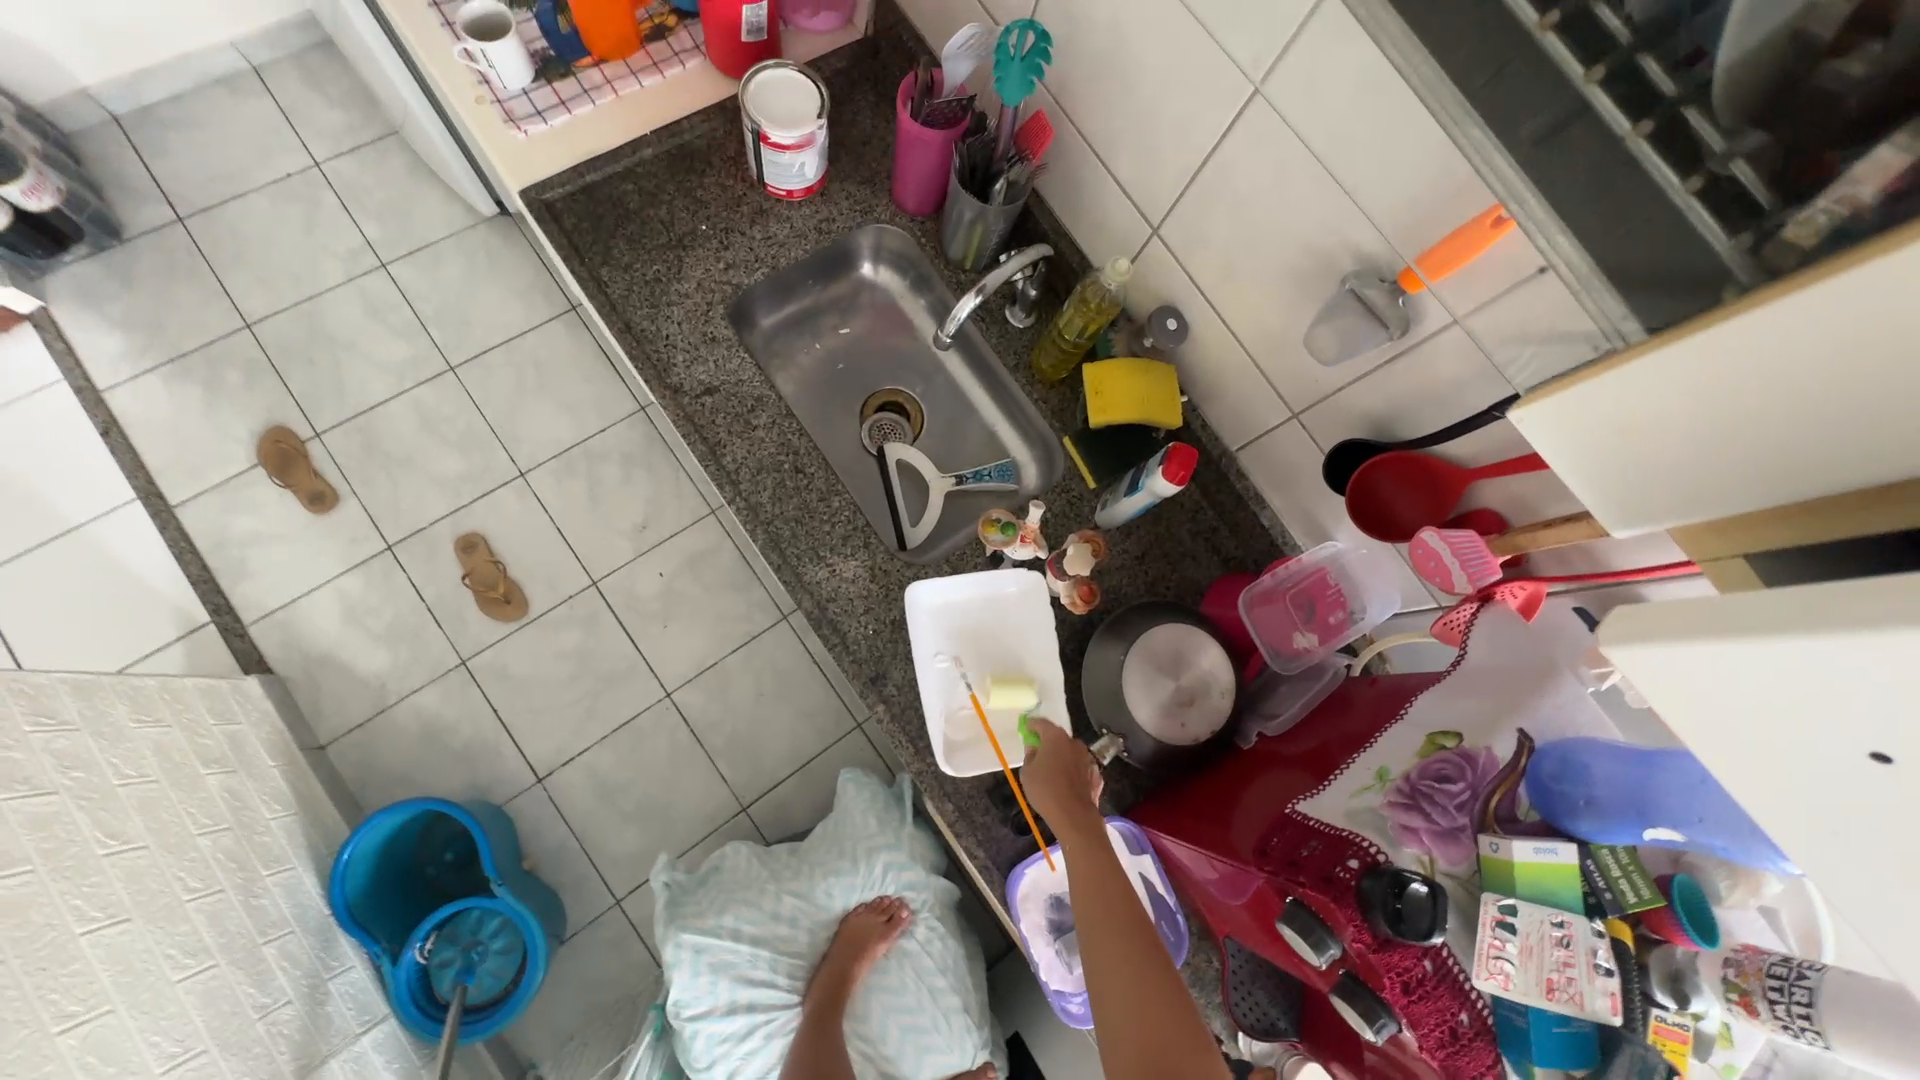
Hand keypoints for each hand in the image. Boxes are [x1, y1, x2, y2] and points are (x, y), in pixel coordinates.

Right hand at [1020, 716, 1102, 838]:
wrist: (1074, 815)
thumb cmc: (1045, 791)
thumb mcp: (1027, 773)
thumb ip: (1030, 756)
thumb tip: (1034, 749)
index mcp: (1055, 738)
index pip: (1042, 723)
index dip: (1032, 725)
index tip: (1027, 727)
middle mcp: (1074, 743)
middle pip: (1059, 738)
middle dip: (1049, 742)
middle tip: (1039, 752)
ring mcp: (1088, 758)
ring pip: (1072, 753)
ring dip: (1064, 757)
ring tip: (1054, 771)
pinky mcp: (1096, 775)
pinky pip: (1081, 768)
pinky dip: (1075, 771)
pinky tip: (1068, 783)